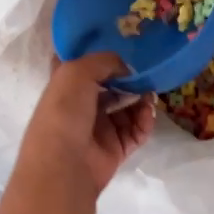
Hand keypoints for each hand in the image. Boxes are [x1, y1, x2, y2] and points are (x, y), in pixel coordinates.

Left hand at [21, 51, 156, 194]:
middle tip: (145, 74)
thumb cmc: (63, 112)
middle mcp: (83, 107)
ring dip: (141, 99)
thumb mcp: (76, 72)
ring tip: (149, 95)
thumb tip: (126, 68)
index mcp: (67, 88)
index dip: (100, 58)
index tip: (122, 48)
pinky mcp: (116, 149)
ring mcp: (100, 129)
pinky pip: (136, 131)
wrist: (63, 165)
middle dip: (129, 79)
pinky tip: (147, 113)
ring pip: (127, 108)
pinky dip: (145, 121)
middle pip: (112, 88)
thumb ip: (104, 60)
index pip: (84, 68)